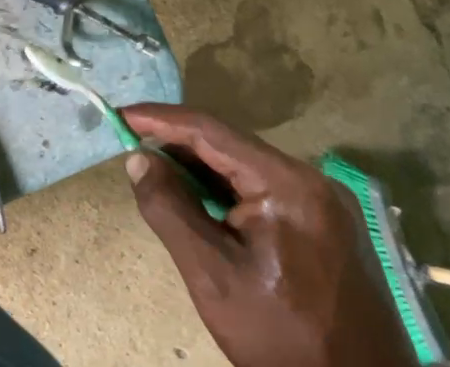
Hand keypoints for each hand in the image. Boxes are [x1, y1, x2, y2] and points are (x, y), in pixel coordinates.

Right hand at [121, 104, 418, 366]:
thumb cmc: (280, 335)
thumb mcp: (211, 273)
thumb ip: (169, 208)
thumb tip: (139, 159)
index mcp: (288, 185)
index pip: (211, 132)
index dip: (160, 119)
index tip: (119, 115)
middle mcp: (314, 182)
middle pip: (231, 145)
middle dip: (178, 143)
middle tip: (131, 146)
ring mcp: (328, 204)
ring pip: (247, 167)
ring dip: (200, 167)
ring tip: (156, 171)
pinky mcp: (330, 226)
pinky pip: (266, 188)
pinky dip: (227, 188)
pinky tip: (201, 200)